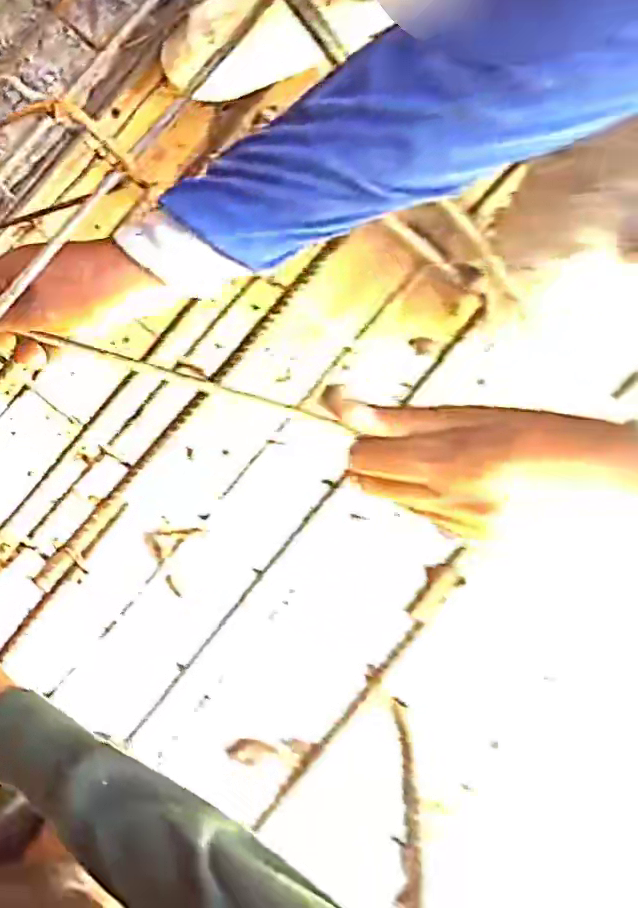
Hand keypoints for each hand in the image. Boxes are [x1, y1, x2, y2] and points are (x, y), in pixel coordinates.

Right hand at [0, 239, 169, 367]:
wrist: (144, 276)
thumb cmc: (88, 289)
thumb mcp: (33, 312)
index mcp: (3, 272)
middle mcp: (16, 278)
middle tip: (9, 344)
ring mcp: (40, 289)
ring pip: (15, 322)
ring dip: (23, 343)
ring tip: (39, 353)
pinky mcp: (62, 301)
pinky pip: (41, 325)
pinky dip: (47, 340)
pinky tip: (59, 349)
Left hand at [326, 388, 637, 542]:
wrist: (631, 474)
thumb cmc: (547, 435)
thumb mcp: (469, 416)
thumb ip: (395, 417)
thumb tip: (335, 402)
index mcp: (450, 464)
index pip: (359, 455)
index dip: (366, 440)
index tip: (379, 431)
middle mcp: (457, 500)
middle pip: (366, 481)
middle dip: (377, 462)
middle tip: (414, 447)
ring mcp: (472, 525)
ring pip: (397, 500)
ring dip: (408, 483)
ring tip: (460, 466)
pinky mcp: (488, 541)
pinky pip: (432, 519)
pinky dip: (437, 503)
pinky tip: (478, 490)